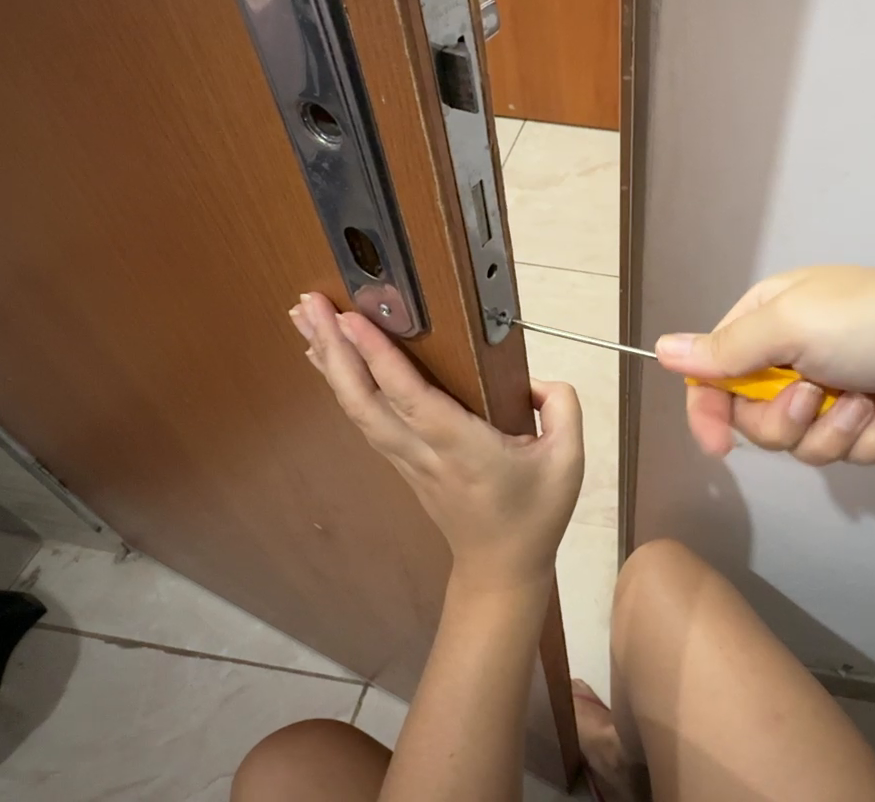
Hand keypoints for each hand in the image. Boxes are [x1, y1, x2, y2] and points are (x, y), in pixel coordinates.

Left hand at [292, 293, 582, 590]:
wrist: (500, 568)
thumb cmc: (535, 513)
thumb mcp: (569, 460)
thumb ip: (561, 407)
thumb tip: (534, 381)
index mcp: (463, 449)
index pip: (412, 398)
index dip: (380, 358)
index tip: (352, 320)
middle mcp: (424, 452)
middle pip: (365, 401)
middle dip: (334, 351)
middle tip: (309, 306)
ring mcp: (406, 460)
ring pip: (357, 409)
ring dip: (330, 363)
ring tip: (305, 319)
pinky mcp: (402, 462)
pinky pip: (366, 418)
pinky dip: (343, 384)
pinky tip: (330, 361)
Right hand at [655, 267, 874, 464]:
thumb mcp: (793, 326)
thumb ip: (726, 349)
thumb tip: (661, 350)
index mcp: (769, 318)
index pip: (714, 371)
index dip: (710, 410)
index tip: (716, 446)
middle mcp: (794, 351)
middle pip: (755, 417)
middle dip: (787, 420)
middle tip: (817, 398)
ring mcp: (833, 385)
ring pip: (802, 441)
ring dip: (836, 429)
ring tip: (870, 401)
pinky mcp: (867, 416)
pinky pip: (846, 449)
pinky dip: (871, 435)